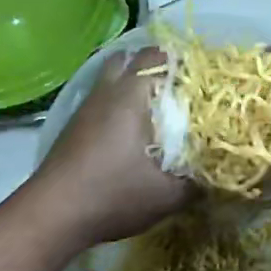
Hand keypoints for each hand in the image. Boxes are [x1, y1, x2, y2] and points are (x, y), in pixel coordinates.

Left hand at [28, 49, 194, 246]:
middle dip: (151, 67)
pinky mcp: (71, 129)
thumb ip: (197, 183)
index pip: (155, 56)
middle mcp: (104, 93)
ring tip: (154, 111)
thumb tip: (217, 175)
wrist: (53, 213)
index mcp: (130, 96)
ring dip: (129, 88)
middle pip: (126, 59)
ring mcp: (83, 110)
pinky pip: (98, 104)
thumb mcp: (167, 196)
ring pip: (108, 82)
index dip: (180, 61)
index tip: (201, 76)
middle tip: (175, 89)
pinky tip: (127, 135)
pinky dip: (114, 108)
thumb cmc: (113, 195)